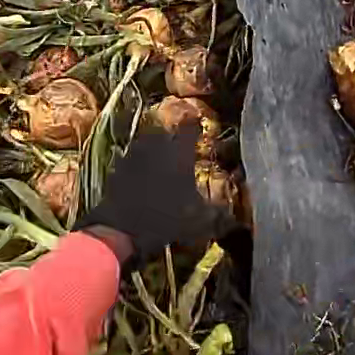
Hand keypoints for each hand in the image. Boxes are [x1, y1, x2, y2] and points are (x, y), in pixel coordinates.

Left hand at [75, 125, 225, 263]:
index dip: (195, 125)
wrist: (121, 229)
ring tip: (161, 157)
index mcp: (180, 153)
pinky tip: (142, 173)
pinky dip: (139, 161)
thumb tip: (236, 216)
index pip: (190, 128)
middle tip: (180, 143)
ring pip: (147, 140)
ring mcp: (135, 154)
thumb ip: (219, 214)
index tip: (198, 124)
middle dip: (174, 134)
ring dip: (155, 145)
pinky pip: (132, 156)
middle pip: (166, 130)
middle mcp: (157, 147)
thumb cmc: (165, 220)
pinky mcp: (118, 166)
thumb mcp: (200, 221)